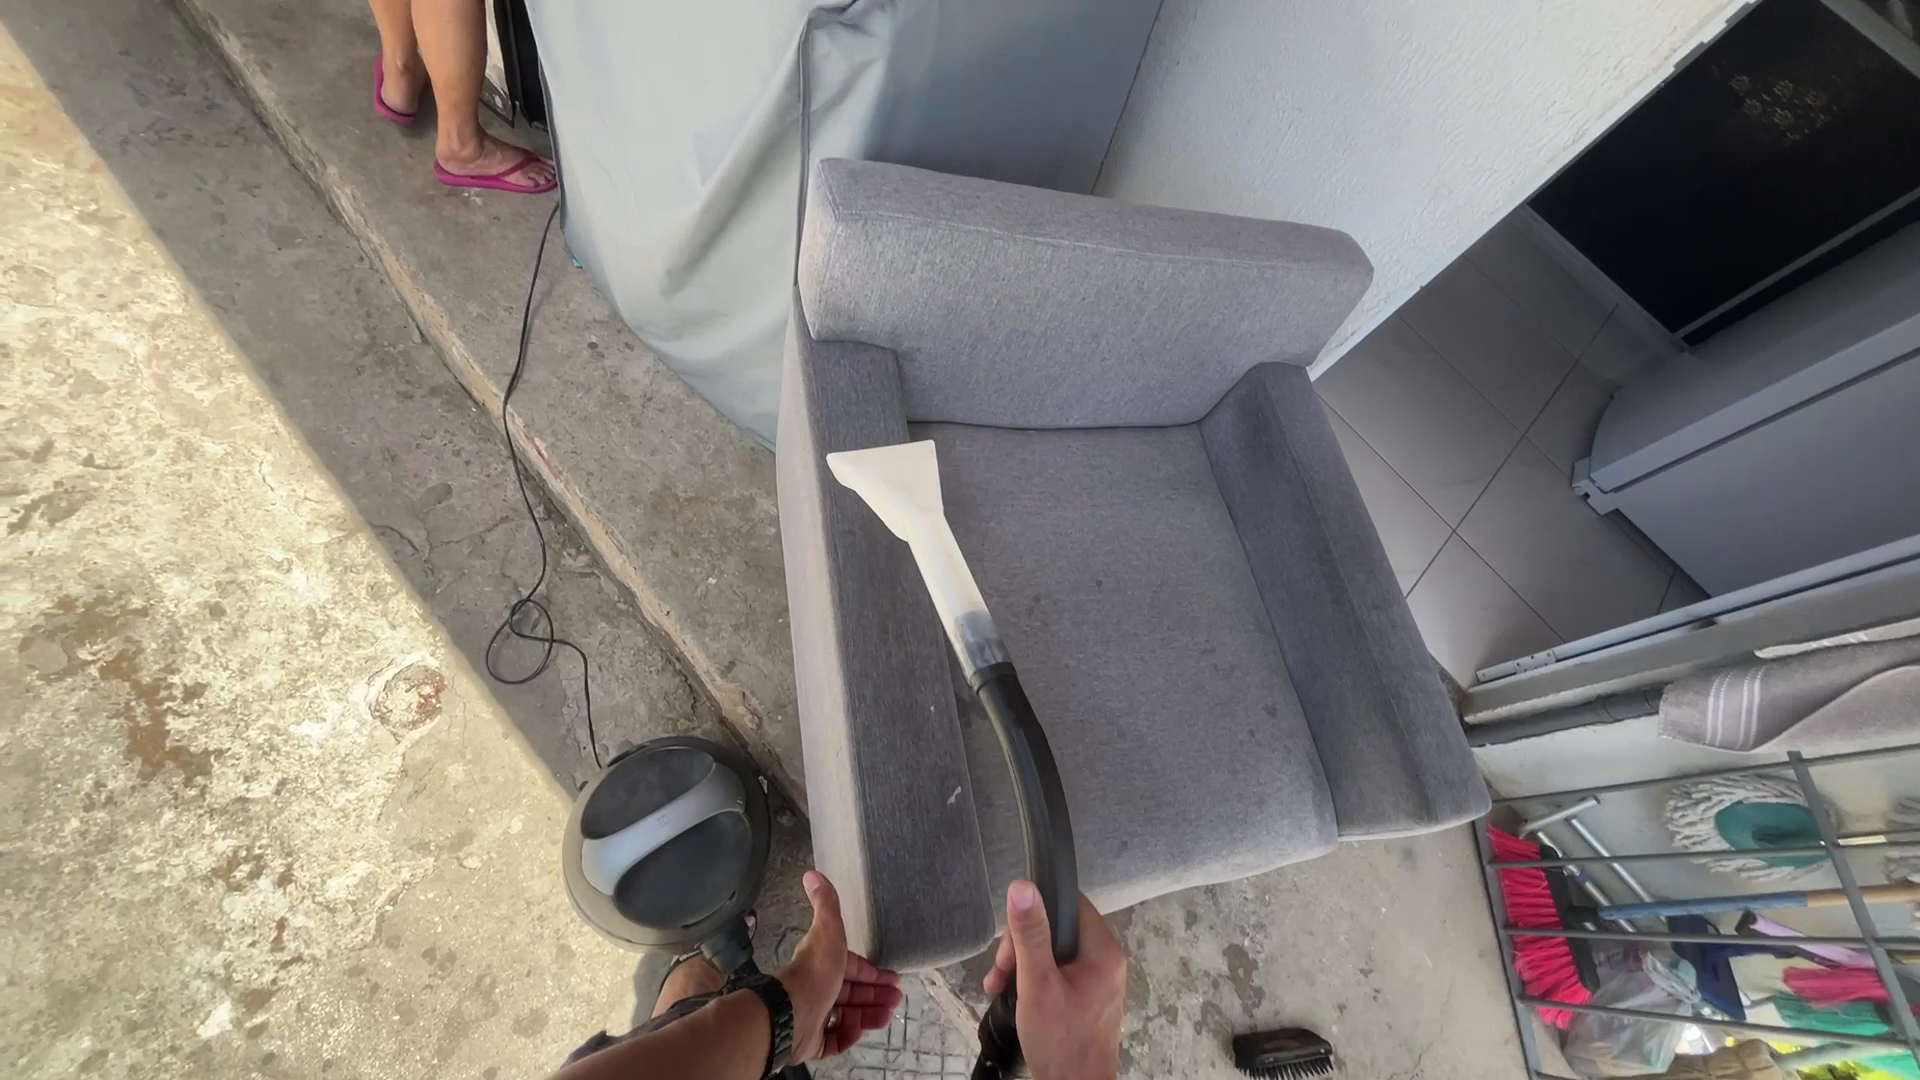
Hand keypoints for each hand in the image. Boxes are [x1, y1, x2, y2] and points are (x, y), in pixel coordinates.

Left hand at [779, 870, 904, 1059]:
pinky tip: (859, 1031)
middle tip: (896, 1001)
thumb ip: (826, 902)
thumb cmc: (815, 971)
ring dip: (868, 1016)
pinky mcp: (811, 1041)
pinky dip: (847, 1037)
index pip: (855, 968)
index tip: (893, 980)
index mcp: (826, 962)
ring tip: (886, 1017)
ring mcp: (815, 1015)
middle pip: (853, 993)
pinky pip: (833, 1040)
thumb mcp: (828, 929)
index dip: (873, 973)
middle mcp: (820, 988)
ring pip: (847, 1017)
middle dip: (877, 996)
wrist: (793, 1012)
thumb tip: (812, 874)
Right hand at [982, 881, 1126, 1079]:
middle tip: (1002, 969)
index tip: (1014, 936)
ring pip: (1052, 949)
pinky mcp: (1086, 995)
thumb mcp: (1037, 984)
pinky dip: (1032, 977)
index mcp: (1102, 950)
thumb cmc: (1060, 1044)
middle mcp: (1105, 959)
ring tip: (999, 984)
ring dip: (1021, 963)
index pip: (1068, 903)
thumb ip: (1030, 934)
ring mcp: (1096, 979)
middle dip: (1022, 945)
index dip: (1037, 911)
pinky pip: (1056, 970)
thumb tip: (1022, 886)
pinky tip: (1009, 991)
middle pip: (1056, 927)